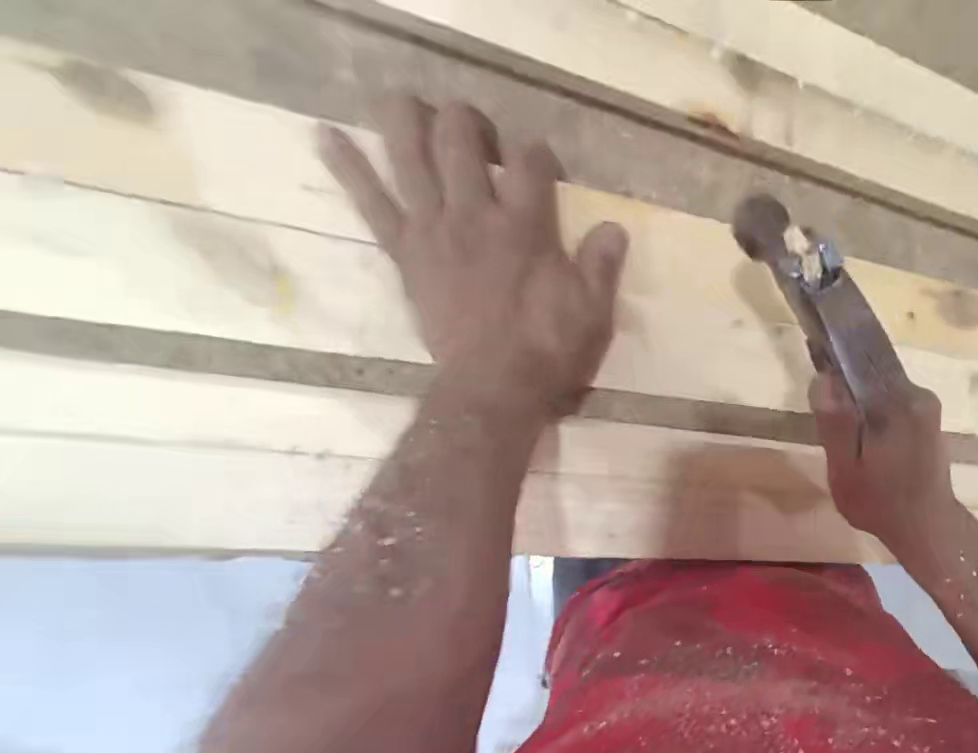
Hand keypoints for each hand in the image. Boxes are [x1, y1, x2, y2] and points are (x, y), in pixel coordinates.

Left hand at [319, 98, 628, 421]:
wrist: (497, 386)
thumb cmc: (553, 350)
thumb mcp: (595, 312)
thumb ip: (602, 264)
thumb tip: (613, 227)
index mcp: (527, 229)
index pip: (531, 165)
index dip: (540, 154)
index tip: (548, 167)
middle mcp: (475, 215)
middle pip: (460, 139)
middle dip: (470, 122)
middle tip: (482, 136)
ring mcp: (433, 229)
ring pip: (408, 153)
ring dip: (407, 119)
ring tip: (411, 104)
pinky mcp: (405, 251)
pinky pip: (369, 201)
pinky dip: (347, 166)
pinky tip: (327, 135)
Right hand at [809, 371, 958, 555]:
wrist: (928, 528)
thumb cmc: (882, 504)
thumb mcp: (846, 470)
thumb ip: (835, 424)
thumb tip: (824, 378)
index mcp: (899, 403)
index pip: (860, 358)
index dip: (834, 355)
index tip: (814, 351)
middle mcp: (919, 396)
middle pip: (872, 373)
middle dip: (848, 385)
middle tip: (827, 413)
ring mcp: (928, 408)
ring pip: (883, 390)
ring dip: (862, 402)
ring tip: (846, 431)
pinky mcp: (931, 421)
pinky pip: (895, 404)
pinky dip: (878, 413)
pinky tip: (867, 438)